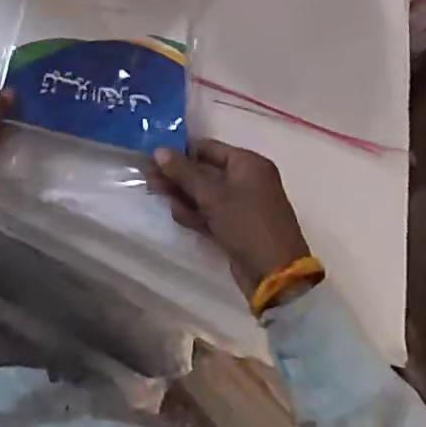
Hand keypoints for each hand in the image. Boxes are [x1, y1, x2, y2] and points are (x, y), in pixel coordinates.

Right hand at [149, 141, 314, 297]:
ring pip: (205, 193)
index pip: (208, 148)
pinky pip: (211, 212)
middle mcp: (247, 180)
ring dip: (183, 194)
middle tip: (149, 178)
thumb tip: (158, 150)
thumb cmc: (246, 224)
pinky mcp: (236, 226)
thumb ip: (183, 171)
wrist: (276, 278)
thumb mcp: (212, 195)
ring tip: (158, 195)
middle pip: (204, 171)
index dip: (180, 152)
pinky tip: (177, 214)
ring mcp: (242, 205)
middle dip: (177, 175)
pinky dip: (195, 212)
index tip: (154, 157)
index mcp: (248, 163)